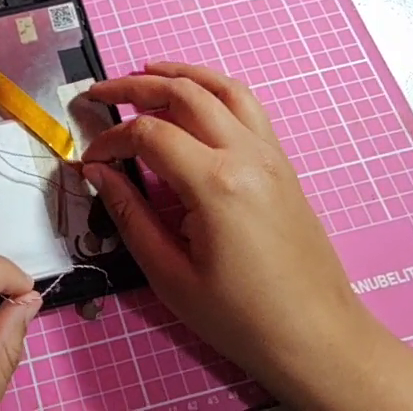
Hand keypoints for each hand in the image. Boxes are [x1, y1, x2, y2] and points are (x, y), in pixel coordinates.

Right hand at [80, 63, 412, 410]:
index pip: (148, 134)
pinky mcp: (281, 161)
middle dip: (133, 86)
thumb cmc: (244, 319)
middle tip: (99, 92)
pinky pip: (246, 104)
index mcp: (216, 184)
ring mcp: (269, 153)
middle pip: (182, 93)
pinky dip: (213, 87)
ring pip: (220, 86)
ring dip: (178, 72)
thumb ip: (130, 214)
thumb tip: (99, 173)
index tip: (92, 160)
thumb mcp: (171, 276)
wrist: (320, 341)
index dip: (111, 140)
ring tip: (145, 71)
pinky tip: (193, 95)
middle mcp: (245, 155)